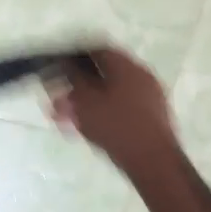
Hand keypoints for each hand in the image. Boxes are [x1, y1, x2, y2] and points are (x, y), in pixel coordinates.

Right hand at [50, 48, 186, 178]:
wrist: (152, 162)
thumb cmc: (115, 126)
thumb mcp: (84, 100)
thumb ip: (71, 79)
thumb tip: (63, 64)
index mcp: (127, 67)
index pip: (98, 49)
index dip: (75, 55)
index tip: (58, 65)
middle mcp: (142, 77)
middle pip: (104, 73)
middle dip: (77, 85)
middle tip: (58, 97)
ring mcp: (150, 98)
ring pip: (110, 93)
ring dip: (87, 101)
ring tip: (66, 117)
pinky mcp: (152, 118)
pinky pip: (120, 107)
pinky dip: (102, 112)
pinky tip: (86, 127)